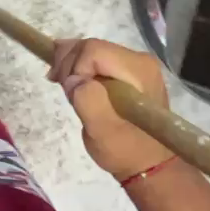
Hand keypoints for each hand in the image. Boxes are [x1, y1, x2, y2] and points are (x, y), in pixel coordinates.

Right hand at [48, 38, 174, 180]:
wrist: (149, 163)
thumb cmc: (125, 149)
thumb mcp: (102, 131)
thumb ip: (87, 100)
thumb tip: (73, 80)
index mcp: (137, 70)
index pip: (92, 50)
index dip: (73, 68)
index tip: (69, 93)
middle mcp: (139, 59)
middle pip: (89, 46)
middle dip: (68, 65)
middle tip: (60, 88)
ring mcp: (134, 64)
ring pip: (89, 51)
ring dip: (70, 67)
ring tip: (66, 89)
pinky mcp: (127, 72)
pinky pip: (95, 59)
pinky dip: (78, 68)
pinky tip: (71, 82)